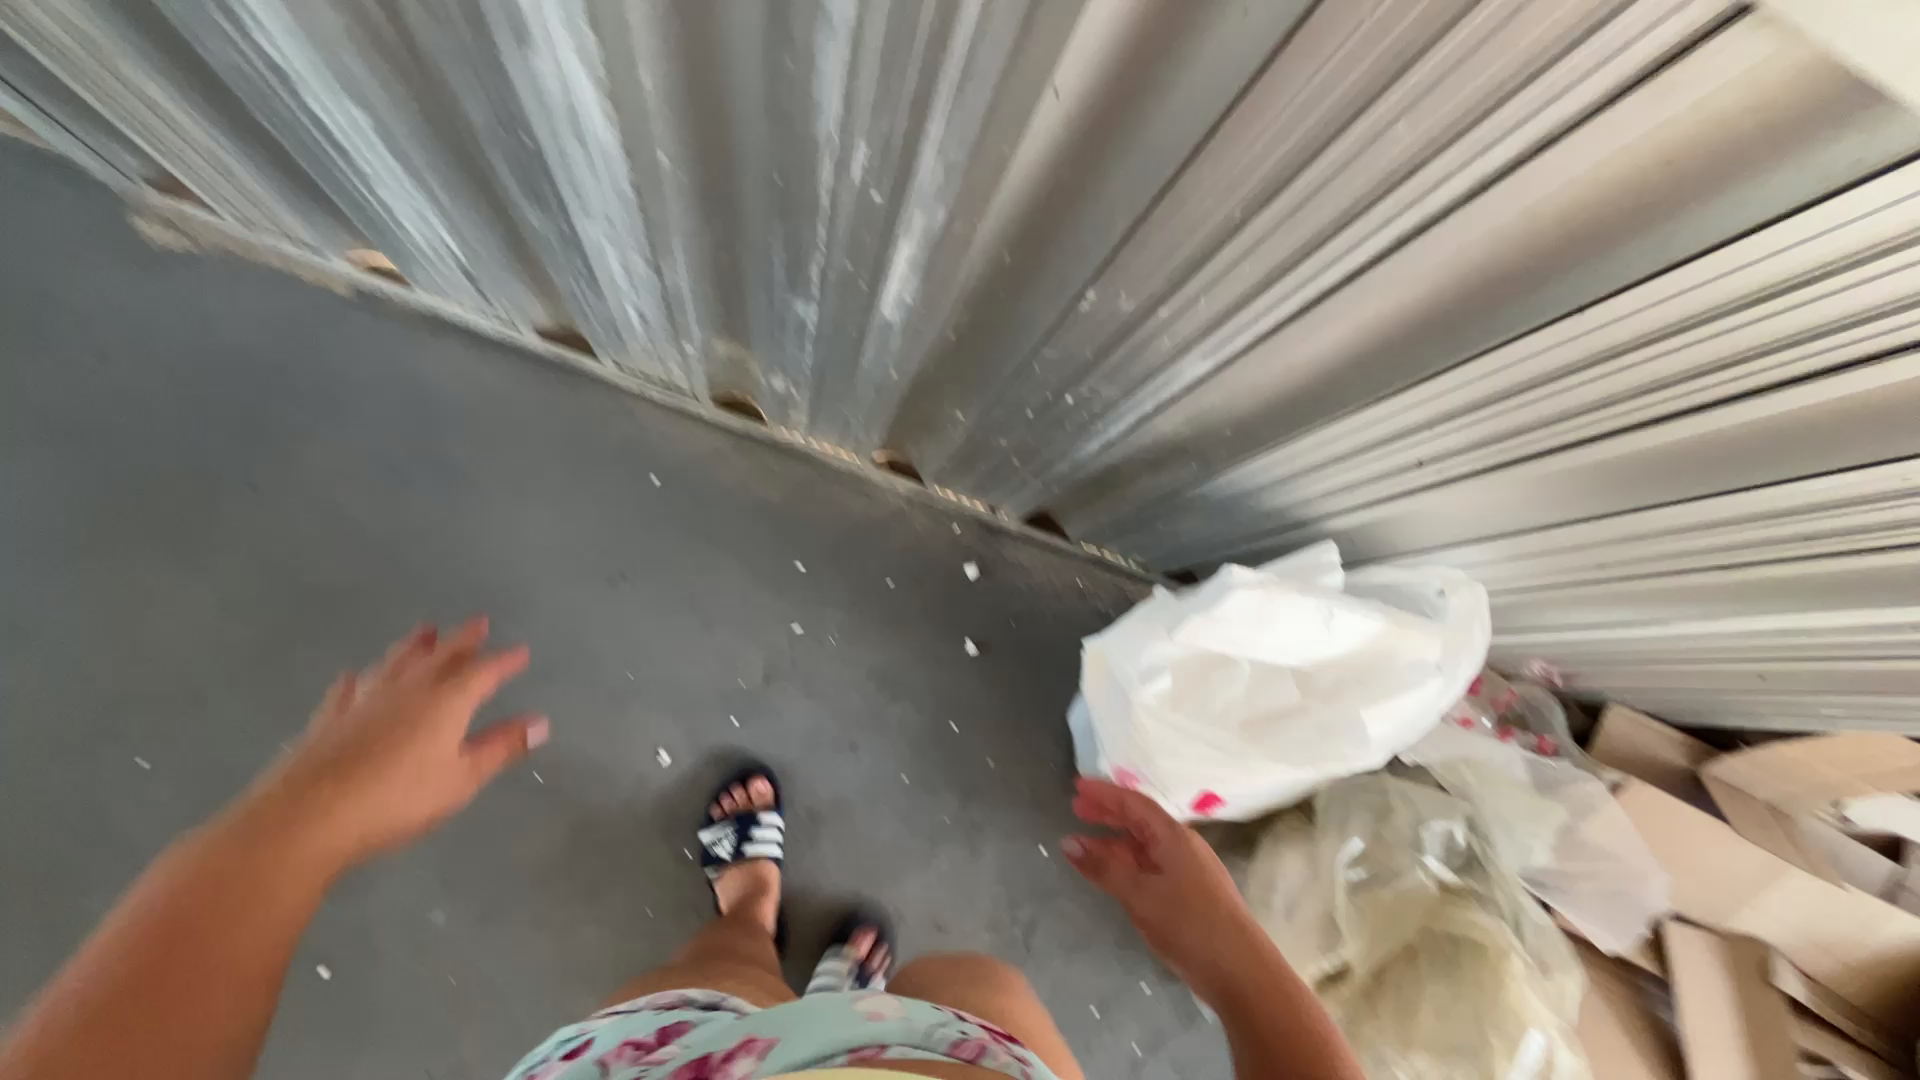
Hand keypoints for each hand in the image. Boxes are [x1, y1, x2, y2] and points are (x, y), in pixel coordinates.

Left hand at [244, 617, 546, 870]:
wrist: (304, 820)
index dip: (504, 661)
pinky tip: (354, 675)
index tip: (521, 651)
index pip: (483, 673)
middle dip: (462, 640)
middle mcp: (407, 692)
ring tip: (424, 631)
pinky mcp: (327, 722)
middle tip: (478, 621)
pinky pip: (346, 690)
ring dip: (413, 647)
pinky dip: (357, 679)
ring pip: (394, 665)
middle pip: (440, 658)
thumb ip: (500, 747)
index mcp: (446, 703)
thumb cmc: (398, 800)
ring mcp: (363, 704)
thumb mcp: (462, 778)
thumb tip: (540, 721)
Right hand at [1062, 777, 1265, 1001]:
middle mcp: (1182, 846)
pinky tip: (1113, 877)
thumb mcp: (1140, 894)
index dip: (1104, 793)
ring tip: (1083, 846)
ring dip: (1114, 843)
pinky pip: (1151, 867)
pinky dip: (1127, 866)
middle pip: (1140, 821)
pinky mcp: (1191, 894)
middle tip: (1076, 808)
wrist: (1242, 972)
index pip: (1134, 803)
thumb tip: (1068, 842)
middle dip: (1108, 814)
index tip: (1077, 786)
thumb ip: (1103, 868)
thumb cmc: (1190, 925)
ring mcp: (1188, 871)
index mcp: (1173, 836)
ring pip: (1145, 847)